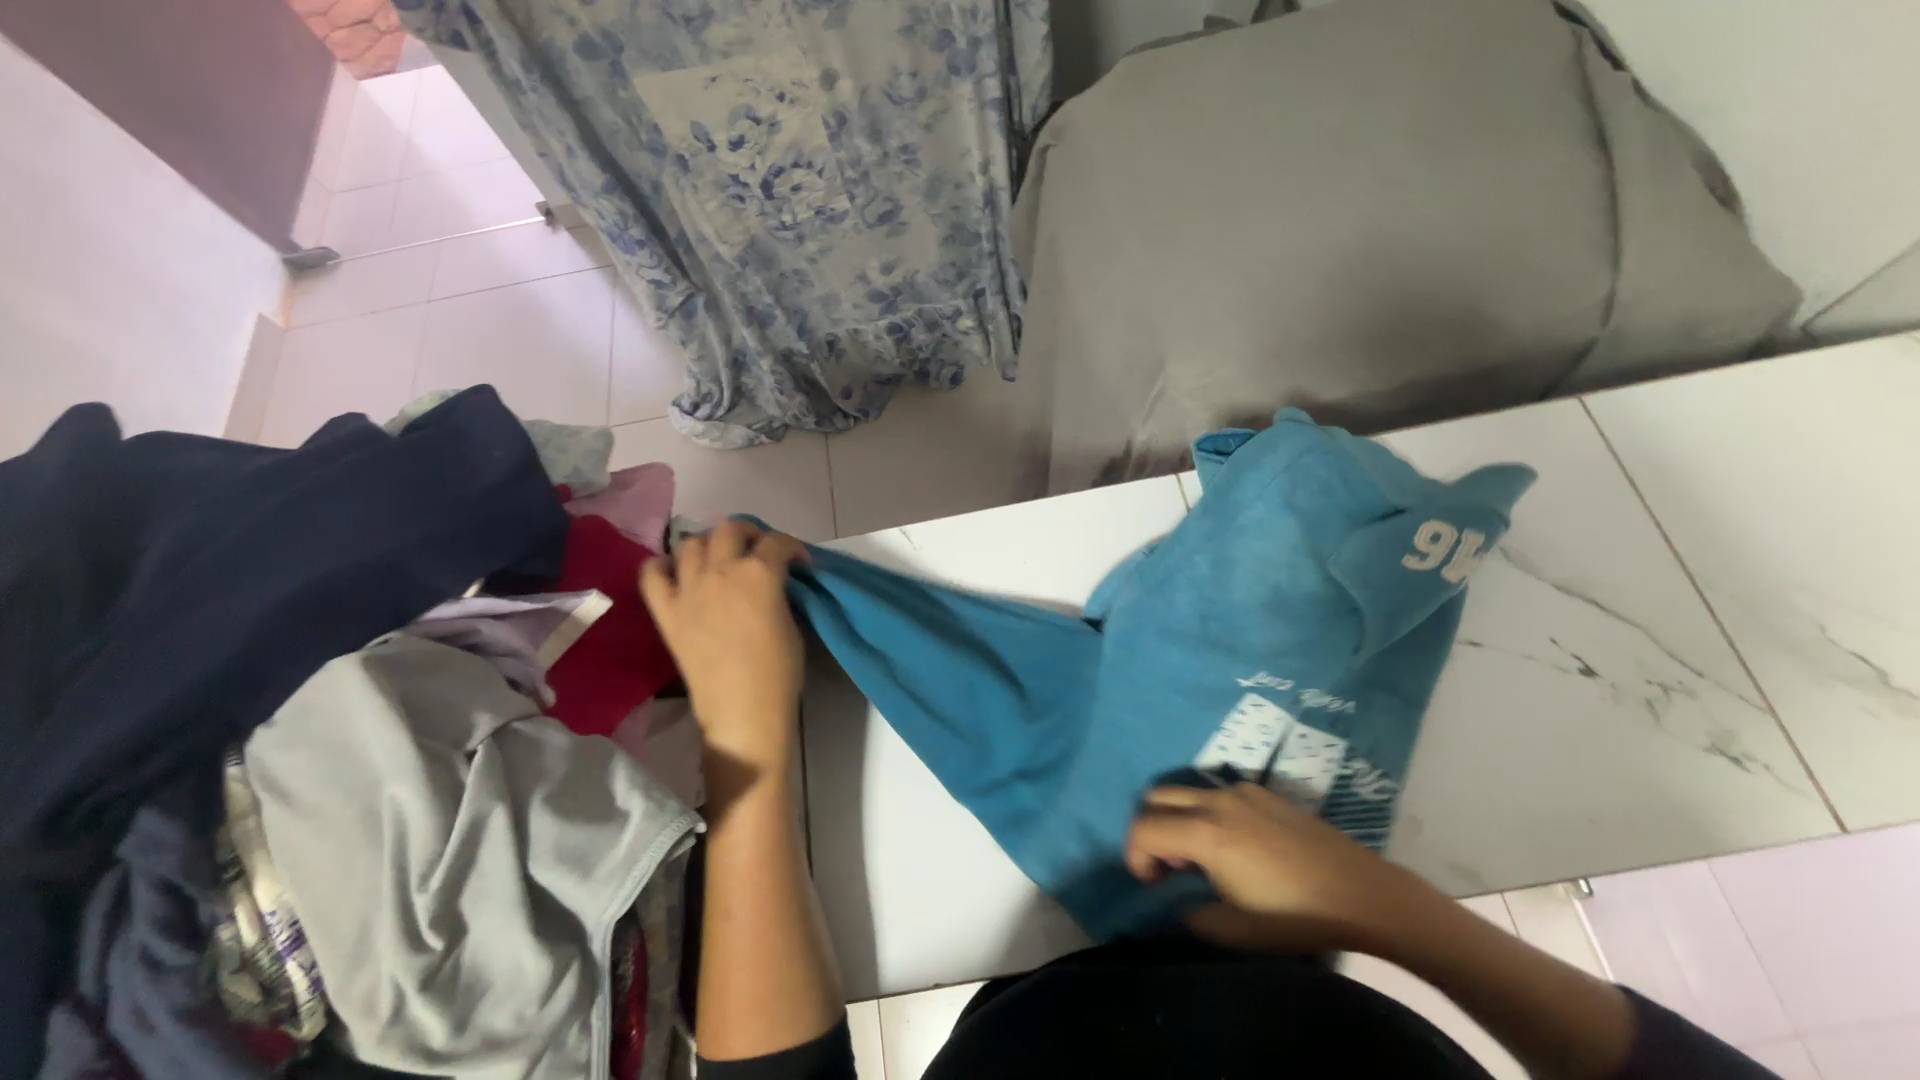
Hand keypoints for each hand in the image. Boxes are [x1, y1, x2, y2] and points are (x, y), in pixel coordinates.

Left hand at [640, 520, 809, 782]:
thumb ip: (779, 593)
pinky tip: (677, 572)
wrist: (743, 712)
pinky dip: (662, 565)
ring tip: (721, 561)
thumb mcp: (792, 623)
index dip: (792, 548)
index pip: (777, 542)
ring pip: (692, 543)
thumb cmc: (779, 672)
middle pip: (730, 528)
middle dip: (750, 533)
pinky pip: (652, 573)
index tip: (800, 563)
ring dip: (710, 544)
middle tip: (759, 551)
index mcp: (759, 573)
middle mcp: (720, 570)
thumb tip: (774, 582)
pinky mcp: (666, 610)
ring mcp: (688, 588)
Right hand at [1125, 781, 1439, 954]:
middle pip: (1157, 798)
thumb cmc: (1297, 918)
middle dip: (1151, 831)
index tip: (1151, 885)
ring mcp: (1245, 792)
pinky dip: (1205, 812)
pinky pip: (1218, 792)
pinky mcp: (1267, 793)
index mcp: (1206, 833)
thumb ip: (1194, 917)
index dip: (1135, 857)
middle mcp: (1218, 800)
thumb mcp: (1237, 932)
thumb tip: (1179, 906)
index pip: (1144, 829)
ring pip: (1187, 791)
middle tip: (1169, 869)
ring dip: (1178, 819)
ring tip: (1199, 858)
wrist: (1366, 898)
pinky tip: (1233, 845)